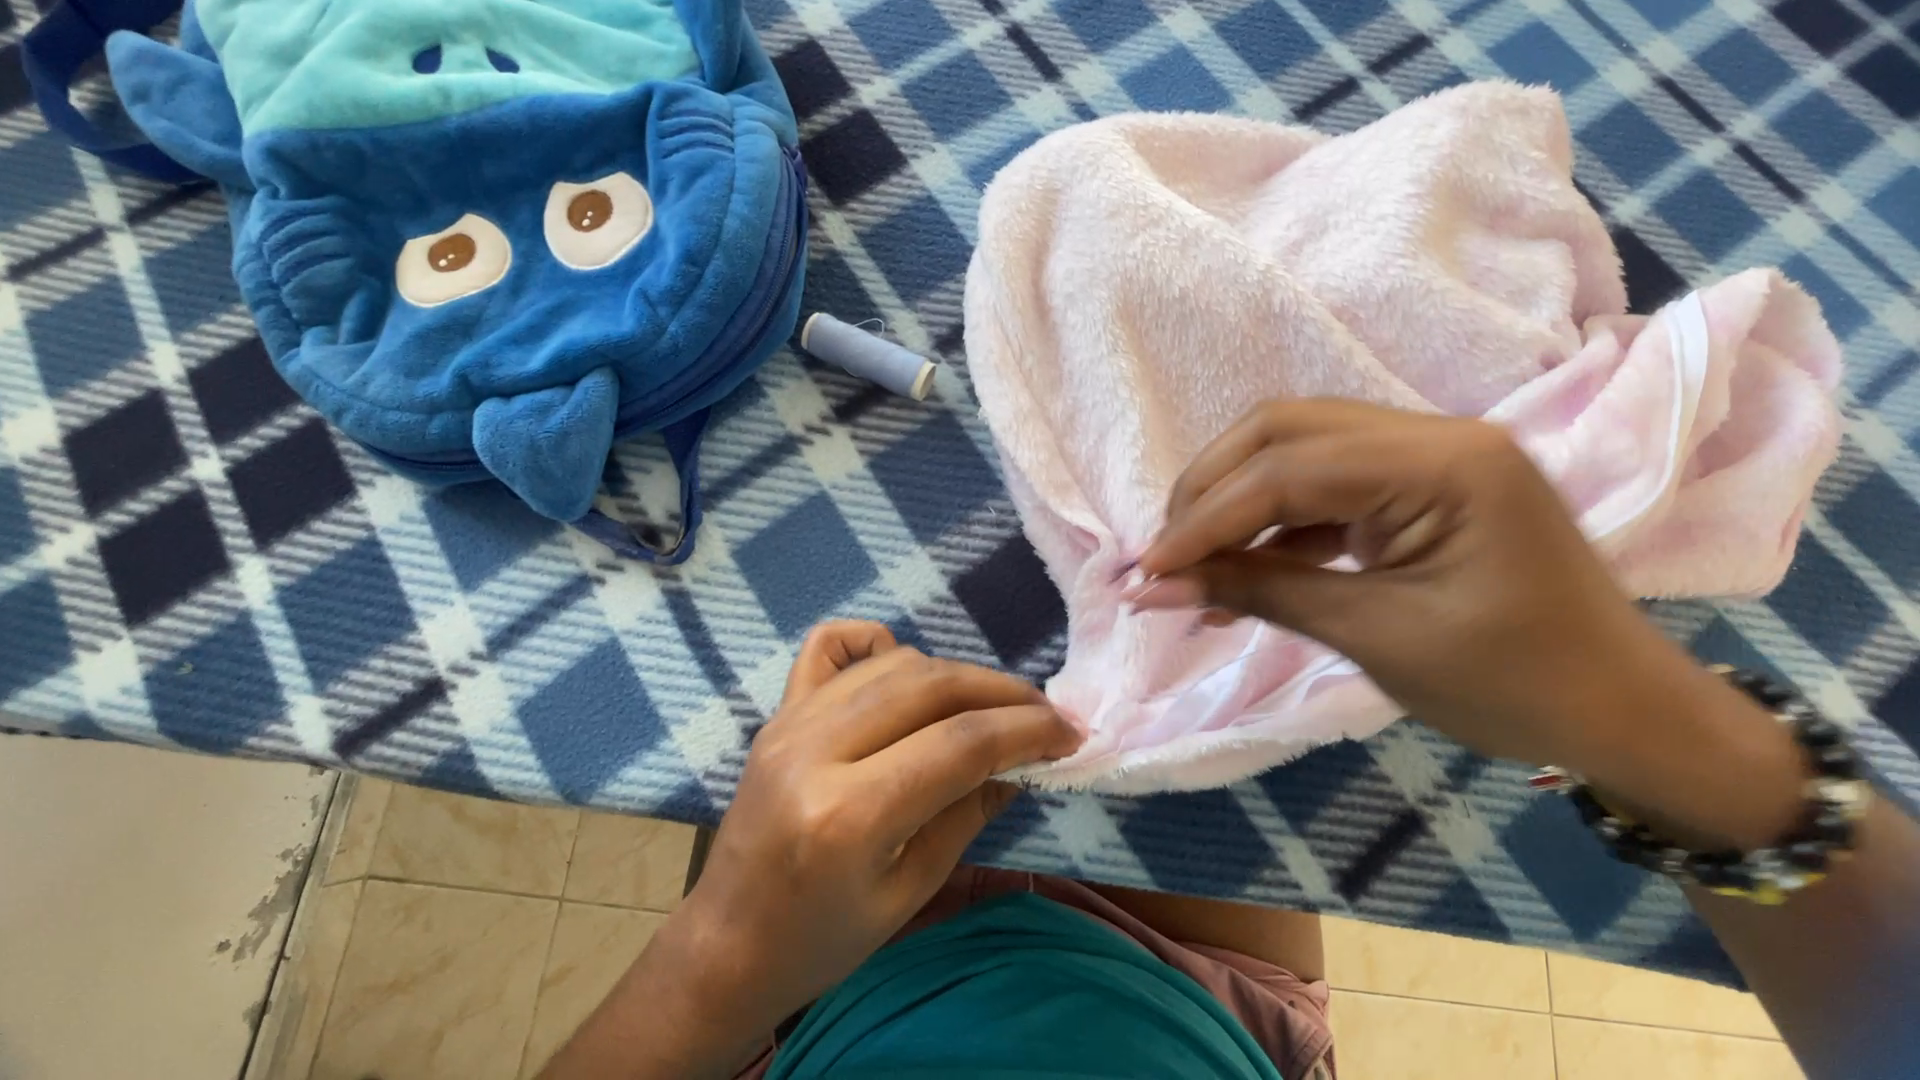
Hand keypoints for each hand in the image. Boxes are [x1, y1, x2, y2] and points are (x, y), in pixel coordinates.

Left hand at [673, 622, 1078, 1035]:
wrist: (726, 944)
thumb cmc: (822, 940)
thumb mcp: (911, 890)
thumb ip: (968, 812)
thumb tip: (1024, 761)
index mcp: (849, 815)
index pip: (960, 743)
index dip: (1026, 730)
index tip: (1069, 734)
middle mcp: (815, 751)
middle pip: (931, 688)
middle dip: (1001, 693)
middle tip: (1043, 714)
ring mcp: (789, 723)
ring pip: (893, 664)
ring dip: (955, 674)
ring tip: (991, 704)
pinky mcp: (776, 714)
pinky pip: (829, 646)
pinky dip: (878, 645)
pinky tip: (906, 669)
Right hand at [1132, 399, 1704, 769]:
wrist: (1622, 716)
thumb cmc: (1513, 685)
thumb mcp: (1375, 636)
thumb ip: (1260, 593)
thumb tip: (1154, 587)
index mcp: (1442, 463)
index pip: (1287, 470)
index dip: (1205, 519)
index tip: (1147, 571)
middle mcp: (1433, 436)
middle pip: (1283, 431)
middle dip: (1210, 491)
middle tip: (1166, 557)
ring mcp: (1427, 457)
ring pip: (1296, 451)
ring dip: (1234, 503)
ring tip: (1191, 566)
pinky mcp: (1418, 488)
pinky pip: (1323, 488)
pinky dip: (1272, 526)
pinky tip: (1239, 574)